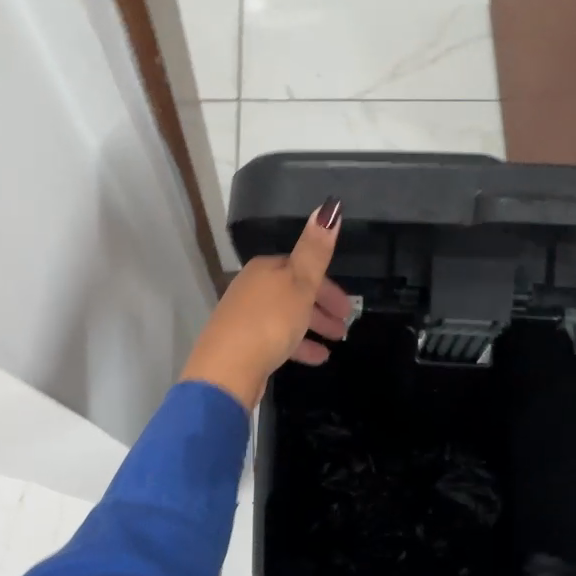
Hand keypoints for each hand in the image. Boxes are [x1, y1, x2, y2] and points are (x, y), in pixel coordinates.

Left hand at [180, 198, 352, 408]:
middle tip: (345, 327)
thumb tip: (329, 206)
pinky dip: (298, 346)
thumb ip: (315, 250)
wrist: (227, 368)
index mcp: (265, 269)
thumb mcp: (299, 282)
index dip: (328, 286)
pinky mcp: (244, 345)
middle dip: (322, 308)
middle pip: (294, 293)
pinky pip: (277, 339)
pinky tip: (317, 359)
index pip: (301, 269)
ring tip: (335, 343)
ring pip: (287, 317)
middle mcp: (252, 289)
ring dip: (313, 329)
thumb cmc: (269, 321)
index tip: (348, 306)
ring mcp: (246, 318)